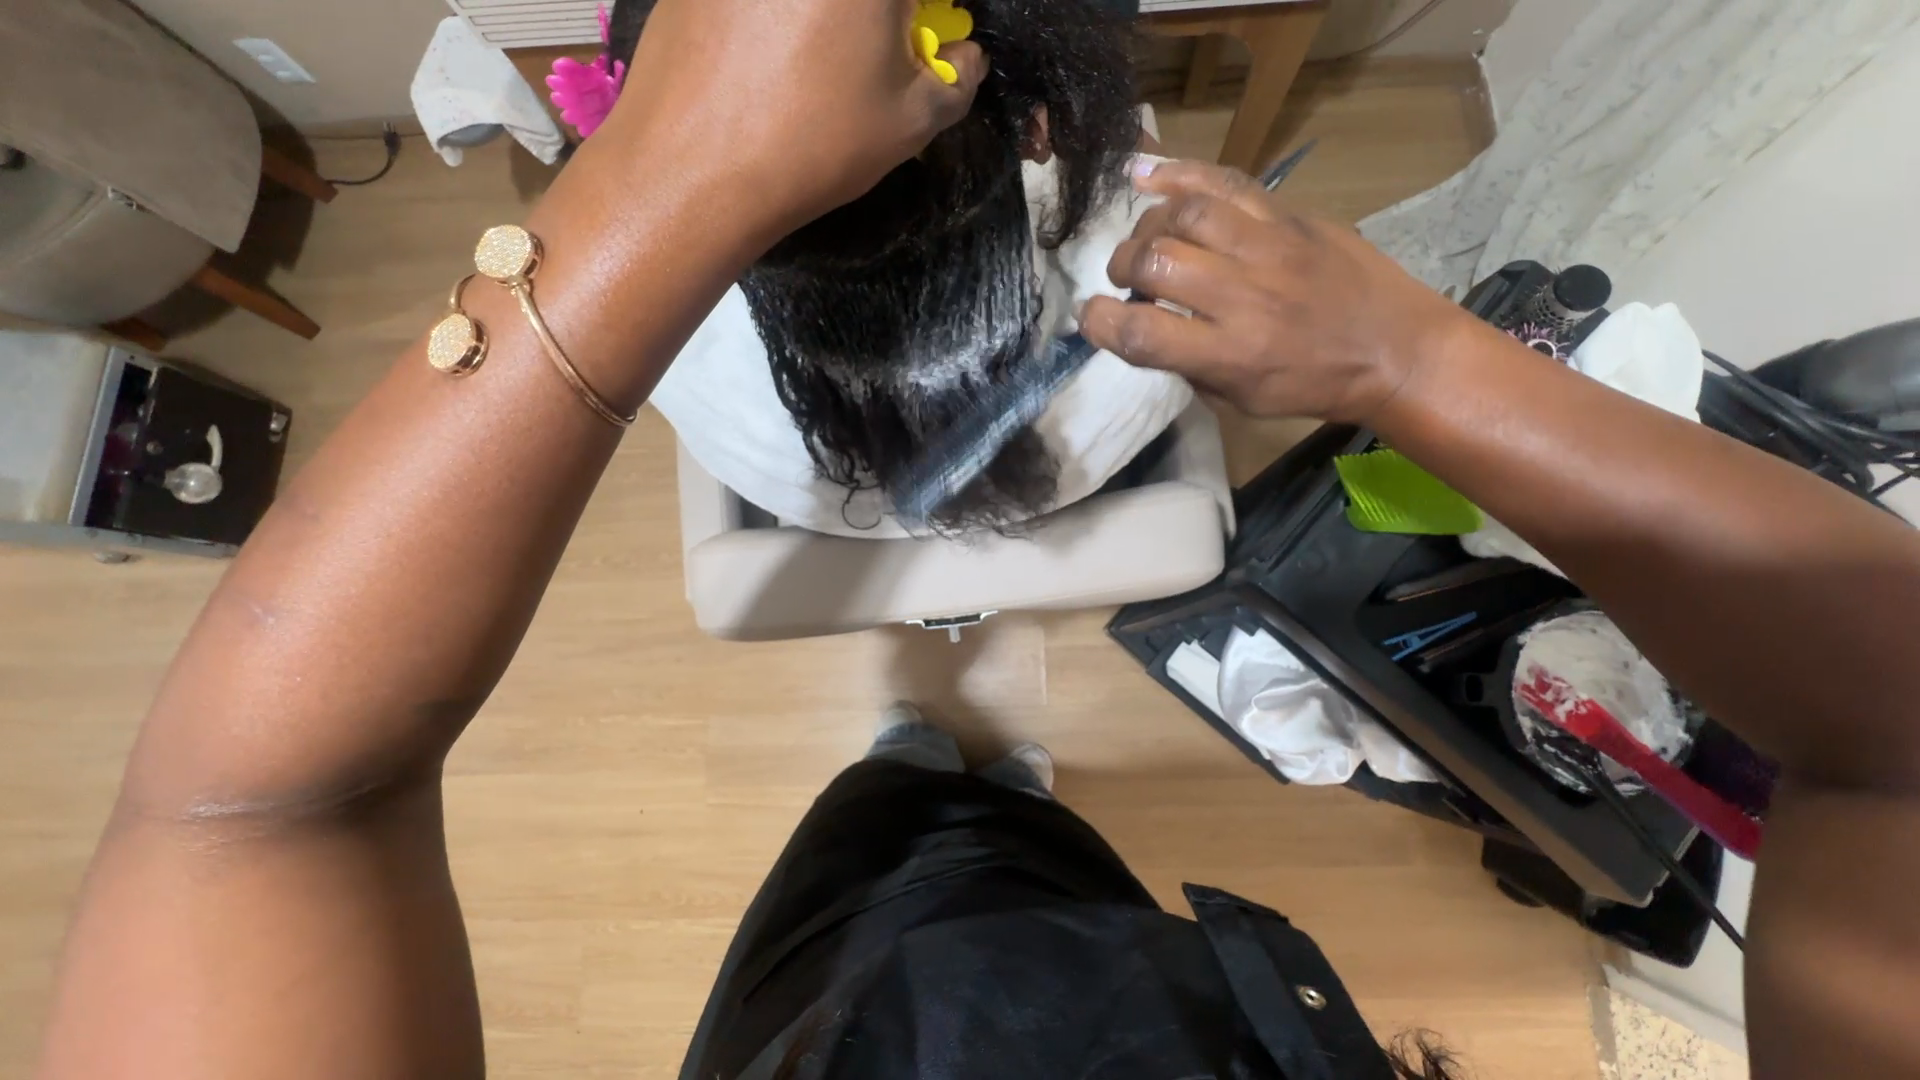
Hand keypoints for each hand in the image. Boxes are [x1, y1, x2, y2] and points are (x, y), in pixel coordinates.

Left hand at [602, 0, 986, 237]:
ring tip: (815, 63)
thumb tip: (963, 57)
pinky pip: (762, 1)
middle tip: (878, 51)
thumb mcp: (910, 122)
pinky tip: (764, 61)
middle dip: (884, 16)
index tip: (926, 42)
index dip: (930, 15)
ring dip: (826, 20)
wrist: (690, 173)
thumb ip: (957, 79)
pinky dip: (775, 19)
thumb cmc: (815, 144)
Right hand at [1078, 161, 1474, 423]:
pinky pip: (1225, 181)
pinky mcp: (1288, 216)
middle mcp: (1243, 296)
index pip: (1141, 333)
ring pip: (1184, 214)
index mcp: (1229, 354)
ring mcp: (1267, 247)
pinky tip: (1147, 177)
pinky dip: (1178, 174)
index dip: (1100, 322)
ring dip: (1148, 227)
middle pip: (1154, 262)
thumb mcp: (1239, 399)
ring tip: (1149, 241)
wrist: (1394, 348)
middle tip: (1126, 279)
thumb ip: (1187, 364)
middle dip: (1121, 268)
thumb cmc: (1311, 386)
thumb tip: (1145, 327)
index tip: (1092, 317)